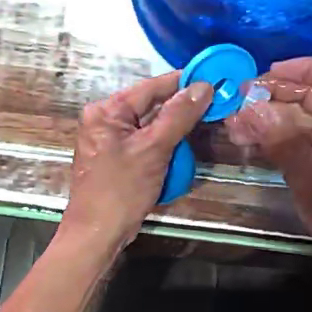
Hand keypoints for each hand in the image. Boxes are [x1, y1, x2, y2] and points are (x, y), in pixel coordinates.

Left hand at [60, 72, 214, 258]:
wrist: (98, 233)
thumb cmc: (121, 189)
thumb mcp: (154, 149)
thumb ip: (179, 115)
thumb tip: (203, 87)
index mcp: (106, 111)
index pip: (151, 87)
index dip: (182, 82)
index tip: (211, 78)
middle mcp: (104, 121)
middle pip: (150, 106)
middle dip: (180, 109)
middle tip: (213, 105)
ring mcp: (109, 142)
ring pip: (149, 127)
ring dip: (173, 132)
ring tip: (201, 128)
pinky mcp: (116, 161)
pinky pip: (144, 145)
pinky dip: (163, 149)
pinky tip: (180, 153)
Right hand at [225, 58, 311, 268]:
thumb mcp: (310, 177)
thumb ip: (282, 139)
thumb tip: (252, 107)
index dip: (305, 69)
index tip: (270, 72)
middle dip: (281, 94)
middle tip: (245, 97)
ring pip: (307, 118)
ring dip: (274, 116)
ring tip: (238, 120)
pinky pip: (304, 139)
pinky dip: (279, 136)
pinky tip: (252, 138)